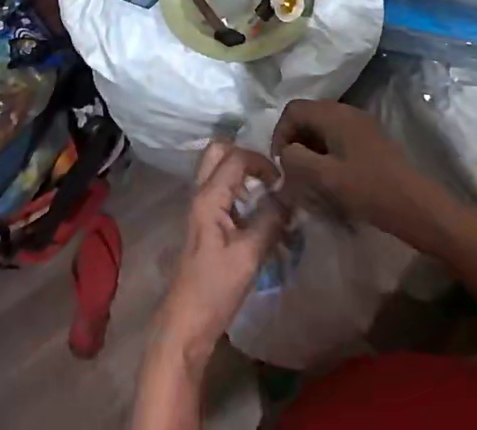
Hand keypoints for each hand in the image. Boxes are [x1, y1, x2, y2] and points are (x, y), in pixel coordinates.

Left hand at [155, 142, 288, 366]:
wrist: (185, 323)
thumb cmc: (215, 288)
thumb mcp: (249, 254)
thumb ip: (271, 219)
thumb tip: (291, 196)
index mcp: (209, 197)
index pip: (236, 157)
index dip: (262, 161)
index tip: (283, 180)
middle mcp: (200, 194)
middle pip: (218, 153)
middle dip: (246, 156)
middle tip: (270, 176)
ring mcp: (200, 208)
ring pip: (219, 172)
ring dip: (243, 174)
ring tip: (270, 194)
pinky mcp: (204, 224)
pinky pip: (222, 192)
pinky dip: (240, 193)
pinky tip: (260, 215)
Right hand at [272, 99, 445, 243]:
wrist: (415, 205)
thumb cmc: (368, 190)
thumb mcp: (325, 177)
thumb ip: (296, 159)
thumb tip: (285, 152)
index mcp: (334, 114)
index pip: (293, 110)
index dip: (280, 134)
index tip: (281, 164)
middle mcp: (347, 111)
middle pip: (308, 115)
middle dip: (295, 140)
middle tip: (293, 171)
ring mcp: (361, 124)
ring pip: (323, 127)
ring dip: (310, 147)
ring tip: (309, 176)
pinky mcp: (370, 139)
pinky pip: (338, 136)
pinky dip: (326, 151)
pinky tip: (330, 176)